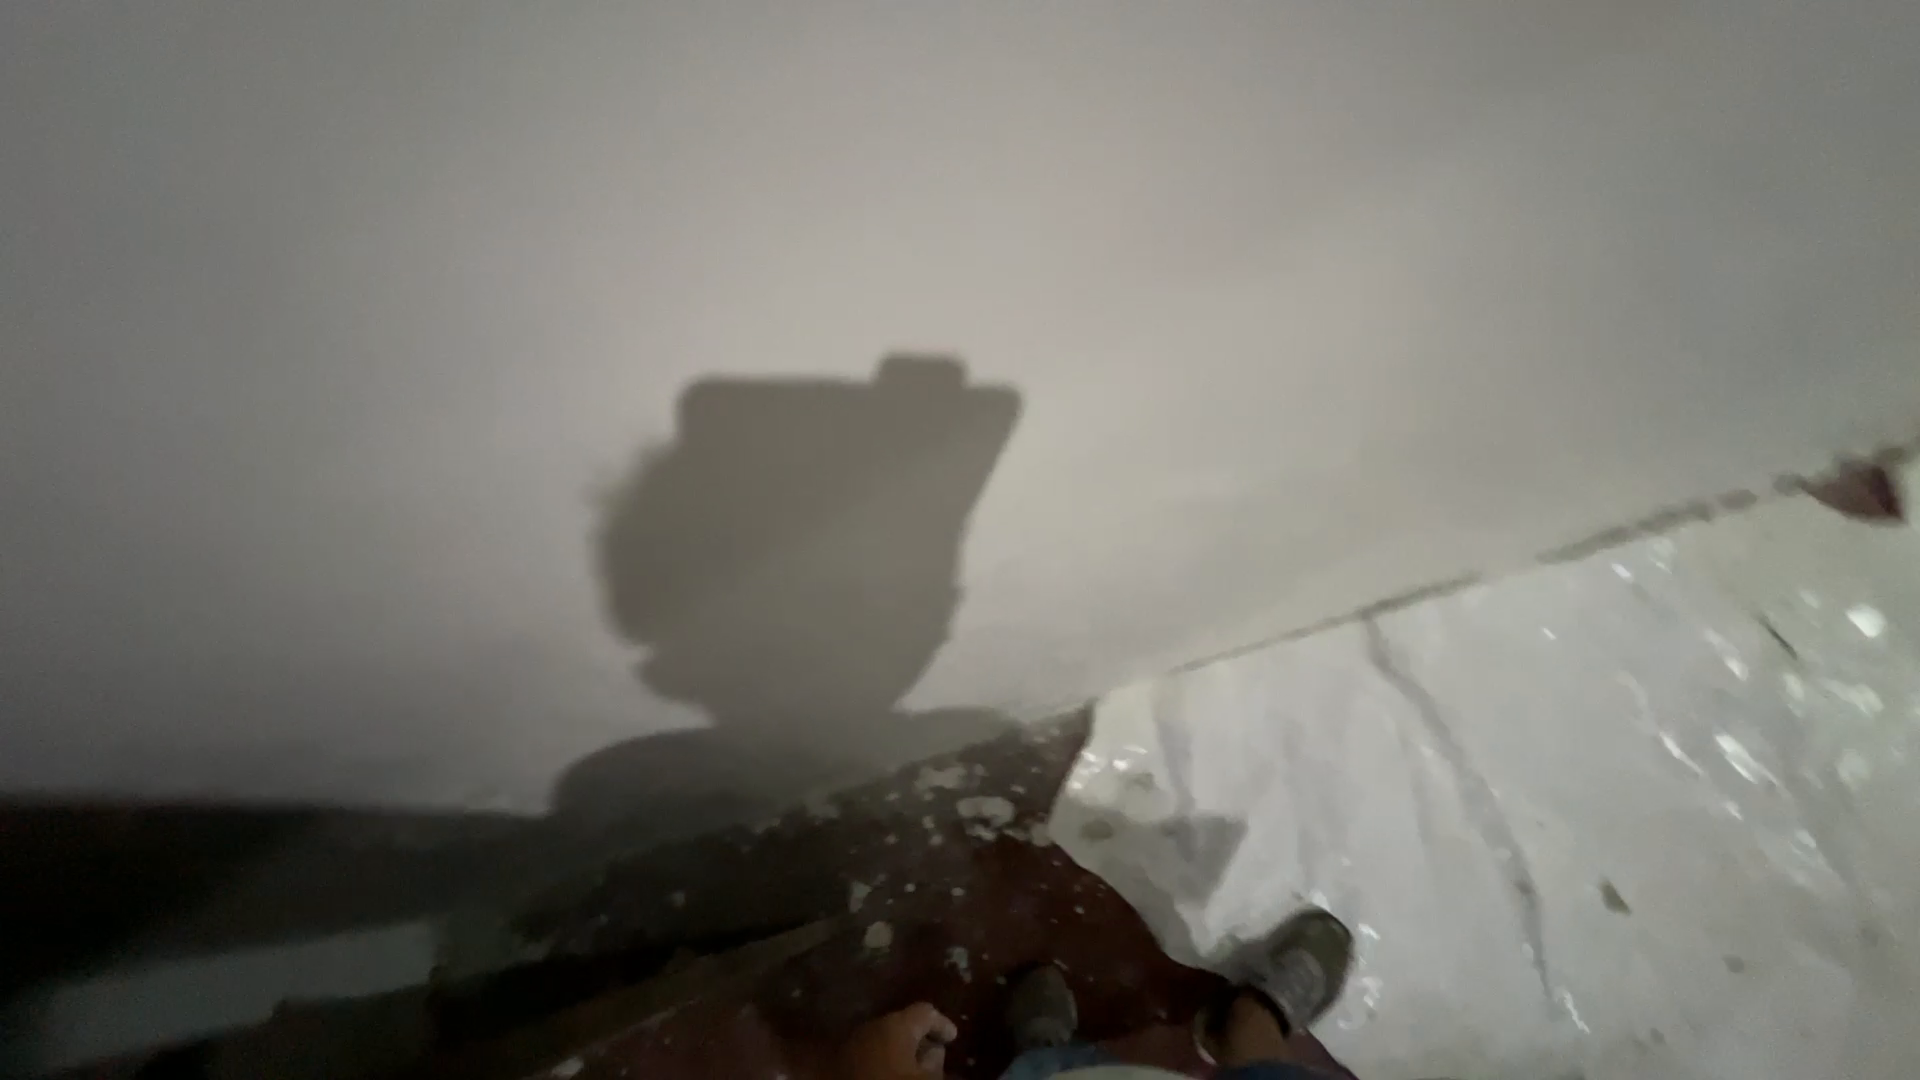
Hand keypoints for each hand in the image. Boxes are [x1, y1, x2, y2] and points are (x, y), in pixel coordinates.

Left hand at [838, 1002, 956, 1078]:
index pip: (926, 1011)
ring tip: (914, 1067)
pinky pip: (872, 1053)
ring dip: (902, 1050)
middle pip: (904, 1024)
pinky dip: (886, 1059)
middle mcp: (875, 1024)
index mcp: (898, 1025)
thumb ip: (935, 1064)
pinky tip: (891, 1072)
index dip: (942, 1023)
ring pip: (886, 1039)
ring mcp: (856, 1041)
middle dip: (920, 1037)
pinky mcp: (843, 1060)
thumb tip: (934, 1052)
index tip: (953, 1038)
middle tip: (936, 1053)